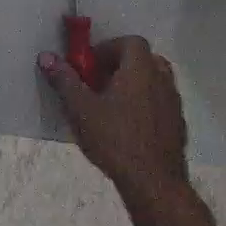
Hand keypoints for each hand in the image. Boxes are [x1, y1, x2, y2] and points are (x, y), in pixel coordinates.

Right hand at [39, 36, 188, 200]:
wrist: (154, 183)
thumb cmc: (114, 139)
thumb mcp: (80, 108)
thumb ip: (64, 80)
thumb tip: (46, 56)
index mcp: (140, 71)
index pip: (131, 42)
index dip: (109, 47)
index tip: (90, 65)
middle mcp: (162, 82)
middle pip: (145, 59)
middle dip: (122, 65)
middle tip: (100, 81)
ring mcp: (174, 105)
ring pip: (155, 82)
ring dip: (134, 85)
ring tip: (112, 104)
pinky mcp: (178, 127)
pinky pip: (160, 104)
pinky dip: (145, 105)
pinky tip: (127, 127)